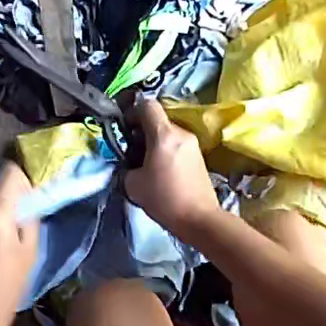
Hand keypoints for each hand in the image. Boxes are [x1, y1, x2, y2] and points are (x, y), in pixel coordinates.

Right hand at [125, 96, 220, 237]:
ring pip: (169, 135)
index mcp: (164, 134)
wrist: (200, 219)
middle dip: (143, 133)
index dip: (132, 113)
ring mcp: (193, 146)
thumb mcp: (133, 186)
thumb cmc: (165, 199)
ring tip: (148, 168)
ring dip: (156, 145)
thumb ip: (127, 169)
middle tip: (134, 154)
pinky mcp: (200, 159)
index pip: (147, 105)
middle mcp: (181, 133)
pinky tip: (163, 175)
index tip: (125, 129)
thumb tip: (131, 166)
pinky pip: (179, 147)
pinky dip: (168, 154)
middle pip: (158, 122)